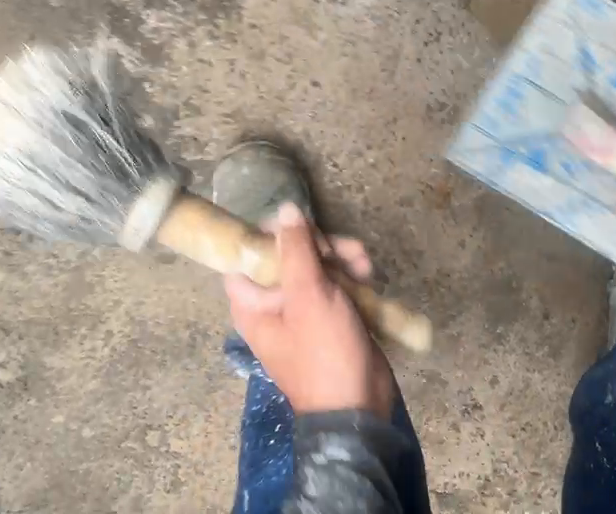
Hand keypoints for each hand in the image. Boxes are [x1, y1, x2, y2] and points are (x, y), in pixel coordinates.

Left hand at [224, 203, 395, 418]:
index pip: (247, 253)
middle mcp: (272, 303)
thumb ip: (295, 250)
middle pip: (288, 252)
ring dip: (341, 257)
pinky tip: (368, 275)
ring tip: (363, 264)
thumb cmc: (323, 352)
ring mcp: (303, 308)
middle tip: (338, 251)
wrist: (357, 406)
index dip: (269, 234)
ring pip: (315, 263)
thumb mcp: (308, 296)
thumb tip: (285, 208)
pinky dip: (350, 273)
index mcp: (252, 303)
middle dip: (318, 245)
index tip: (298, 225)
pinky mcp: (329, 313)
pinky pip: (334, 281)